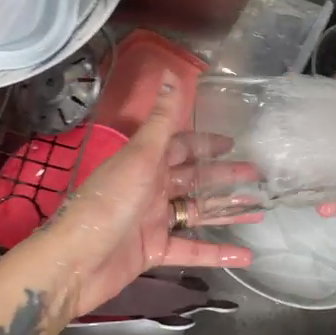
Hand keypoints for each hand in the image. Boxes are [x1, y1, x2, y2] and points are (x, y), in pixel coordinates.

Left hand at [34, 72, 254, 317]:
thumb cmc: (109, 202)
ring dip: (227, 210)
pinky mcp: (155, 251)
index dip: (206, 143)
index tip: (233, 143)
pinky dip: (217, 251)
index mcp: (146, 162)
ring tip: (260, 207)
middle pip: (195, 179)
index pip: (182, 146)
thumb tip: (170, 72)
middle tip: (258, 175)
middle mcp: (151, 188)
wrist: (75, 261)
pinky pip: (192, 249)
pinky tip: (246, 254)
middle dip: (225, 176)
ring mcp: (153, 220)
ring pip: (198, 212)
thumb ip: (161, 118)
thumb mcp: (140, 156)